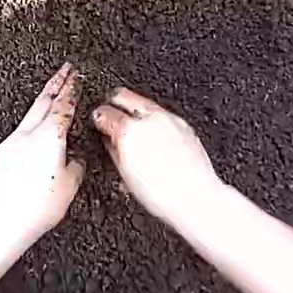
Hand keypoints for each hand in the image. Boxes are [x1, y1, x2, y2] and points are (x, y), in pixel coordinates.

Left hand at [0, 64, 86, 243]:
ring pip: (32, 113)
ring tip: (53, 90)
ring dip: (44, 99)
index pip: (64, 105)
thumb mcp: (69, 185)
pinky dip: (34, 120)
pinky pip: (22, 129)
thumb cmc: (35, 208)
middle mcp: (29, 134)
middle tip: (66, 69)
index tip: (77, 76)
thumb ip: (76, 164)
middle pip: (44, 100)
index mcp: (49, 136)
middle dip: (57, 82)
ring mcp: (13, 142)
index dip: (72, 89)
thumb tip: (74, 157)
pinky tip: (38, 127)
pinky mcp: (3, 154)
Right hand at [91, 87, 223, 226]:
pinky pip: (162, 114)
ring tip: (132, 128)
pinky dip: (153, 120)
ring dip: (134, 109)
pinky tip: (153, 136)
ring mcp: (169, 119)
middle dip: (113, 101)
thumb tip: (108, 140)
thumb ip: (113, 150)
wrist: (195, 197)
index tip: (98, 121)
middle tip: (110, 113)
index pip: (104, 113)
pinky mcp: (184, 125)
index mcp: (129, 130)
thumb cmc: (162, 194)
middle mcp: (149, 118)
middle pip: (122, 95)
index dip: (97, 118)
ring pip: (144, 102)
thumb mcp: (125, 174)